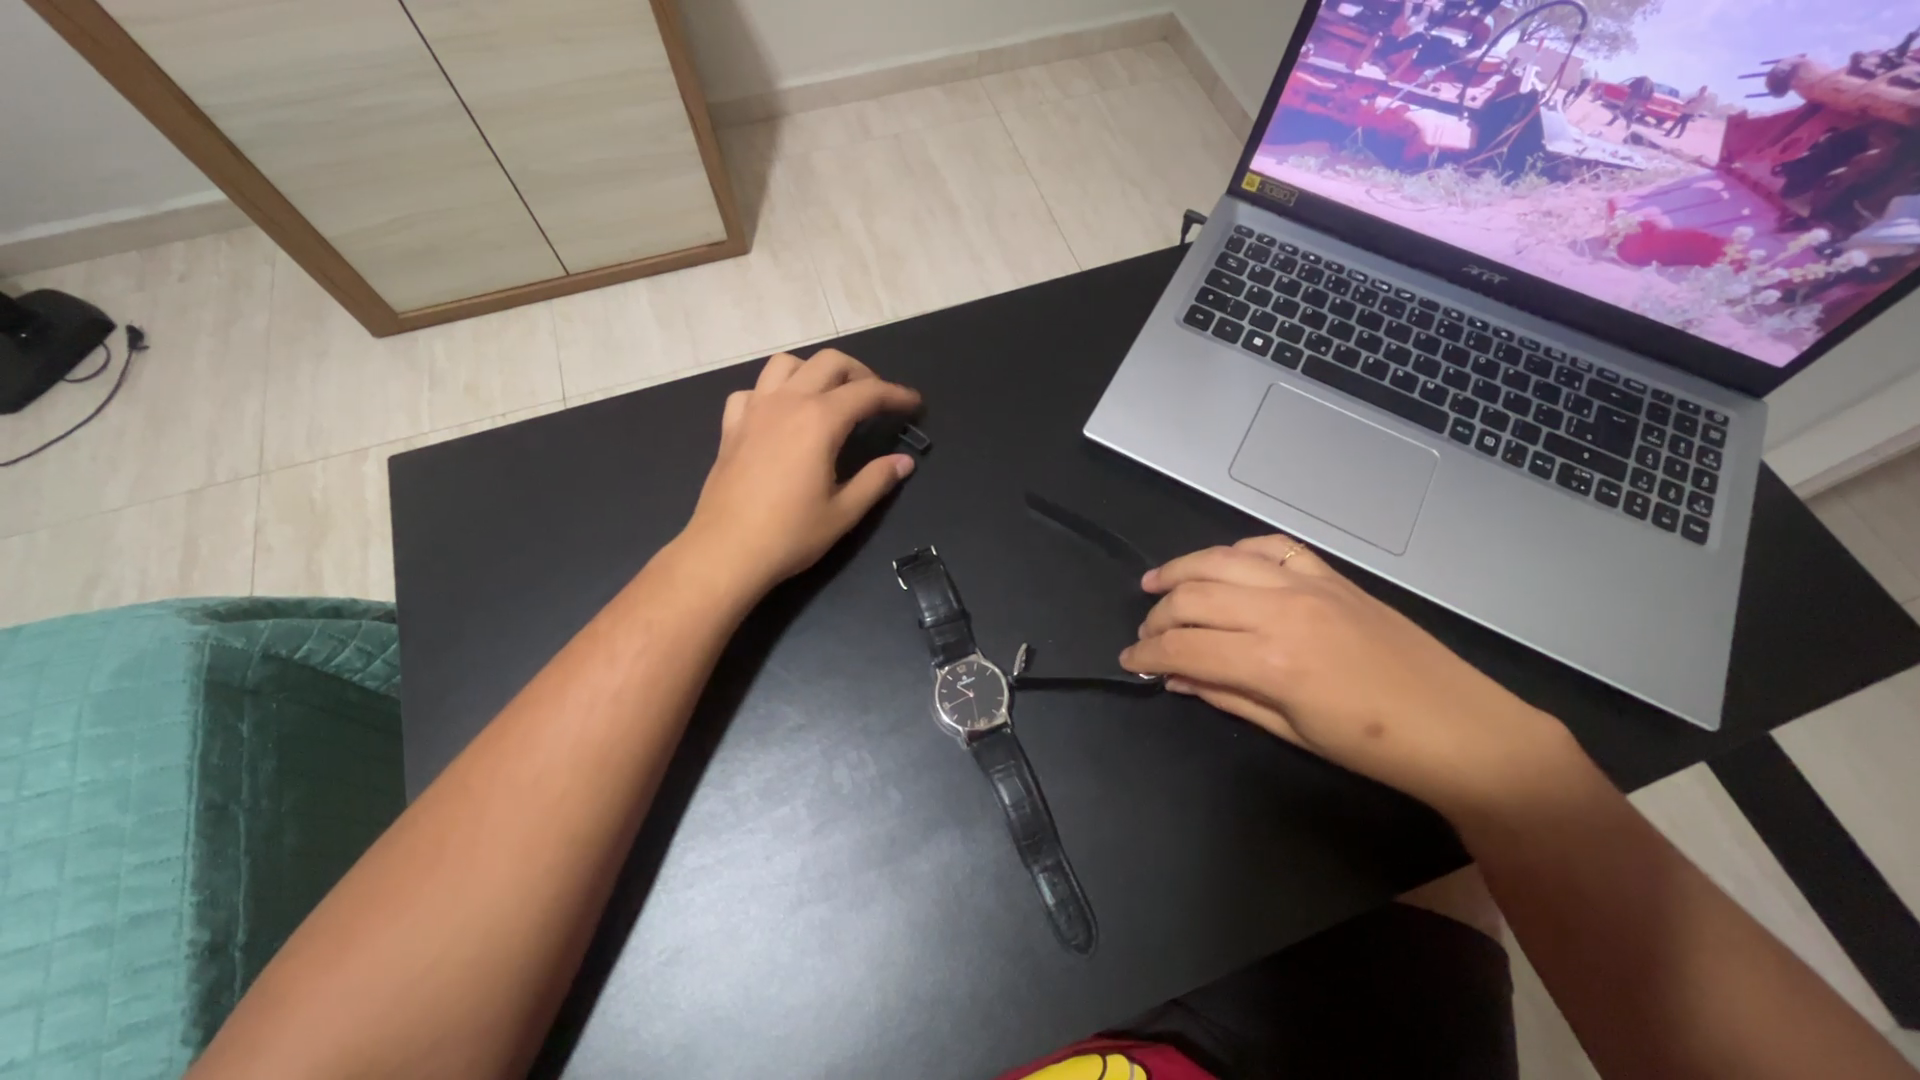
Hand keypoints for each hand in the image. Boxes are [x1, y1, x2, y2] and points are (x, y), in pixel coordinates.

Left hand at [679, 350, 920, 594]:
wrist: (726, 551)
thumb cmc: (789, 535)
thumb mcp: (844, 512)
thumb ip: (876, 480)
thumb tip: (904, 462)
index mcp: (820, 420)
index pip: (868, 392)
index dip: (896, 395)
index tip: (915, 405)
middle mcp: (787, 402)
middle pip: (829, 363)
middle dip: (860, 374)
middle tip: (876, 401)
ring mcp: (754, 410)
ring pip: (787, 364)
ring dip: (814, 371)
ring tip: (829, 397)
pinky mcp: (732, 426)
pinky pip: (753, 391)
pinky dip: (772, 392)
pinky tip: (781, 415)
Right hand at [1118, 536, 1581, 817]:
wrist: (1459, 727)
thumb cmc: (1372, 747)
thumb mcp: (1290, 731)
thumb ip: (1225, 696)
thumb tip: (1175, 677)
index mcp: (1270, 661)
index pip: (1183, 646)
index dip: (1146, 653)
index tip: (1129, 661)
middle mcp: (1281, 611)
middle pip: (1193, 596)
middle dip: (1157, 616)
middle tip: (1145, 635)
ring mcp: (1308, 586)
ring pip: (1223, 560)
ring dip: (1181, 570)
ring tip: (1156, 584)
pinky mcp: (1331, 576)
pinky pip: (1273, 547)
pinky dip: (1238, 551)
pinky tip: (1222, 564)